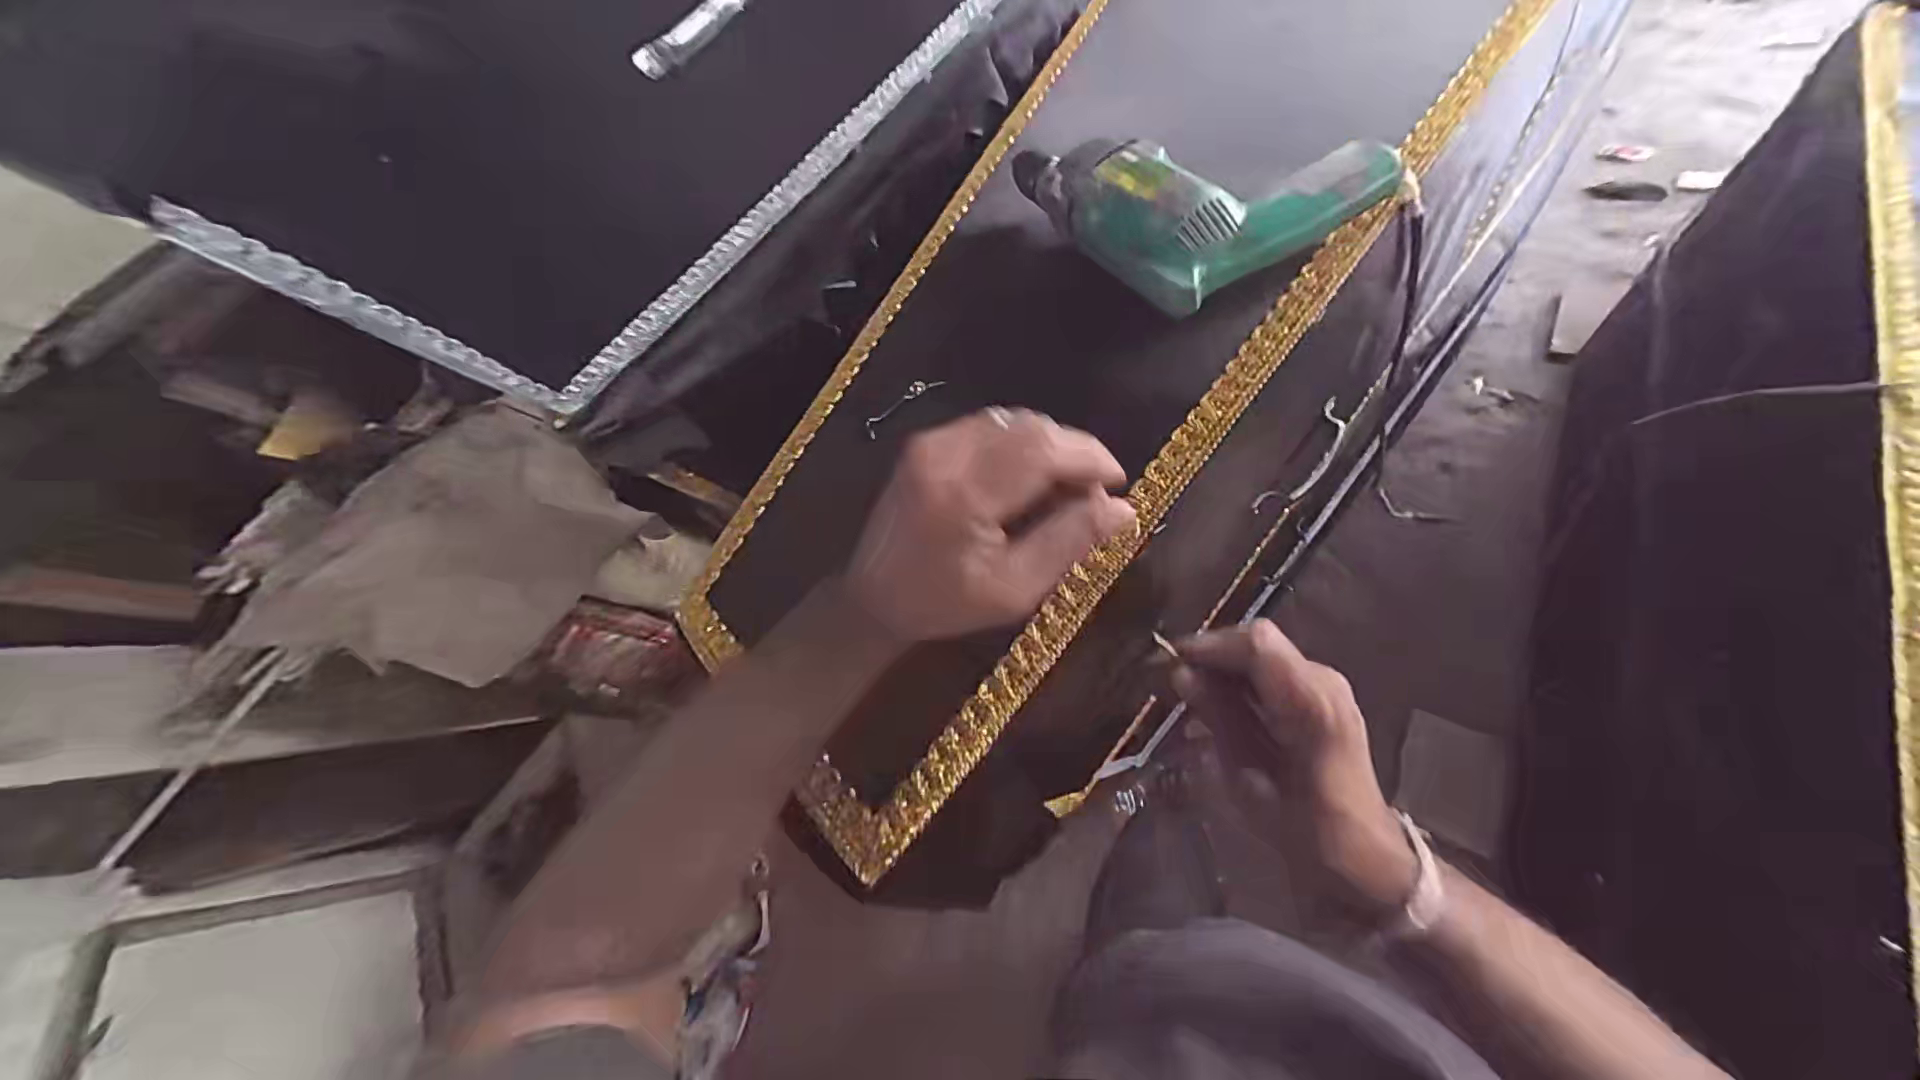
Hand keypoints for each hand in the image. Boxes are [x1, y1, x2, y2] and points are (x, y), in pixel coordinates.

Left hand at [846, 408, 1136, 641]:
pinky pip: (989, 427)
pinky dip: (1020, 444)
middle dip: (1073, 451)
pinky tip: (1028, 477)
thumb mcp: (1013, 589)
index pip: (1041, 448)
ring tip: (1062, 489)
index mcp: (964, 494)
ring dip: (1048, 446)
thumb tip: (1124, 509)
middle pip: (1029, 426)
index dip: (1089, 456)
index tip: (1117, 483)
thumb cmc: (944, 604)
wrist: (874, 596)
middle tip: (1091, 492)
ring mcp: (931, 442)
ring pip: (1011, 421)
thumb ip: (1068, 543)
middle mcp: (944, 454)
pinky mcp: (926, 442)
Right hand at [1171, 620, 1415, 922]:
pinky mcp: (1324, 696)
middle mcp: (1324, 681)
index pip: (1255, 644)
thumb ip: (1218, 717)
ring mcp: (1328, 686)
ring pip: (1262, 653)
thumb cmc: (1305, 829)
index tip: (1168, 663)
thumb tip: (1180, 673)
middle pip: (1257, 643)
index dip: (1208, 646)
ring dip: (1224, 668)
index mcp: (1310, 703)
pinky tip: (1220, 707)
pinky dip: (1241, 680)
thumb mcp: (1248, 778)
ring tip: (1191, 698)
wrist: (1366, 857)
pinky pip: (1273, 670)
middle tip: (1173, 683)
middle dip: (1211, 656)